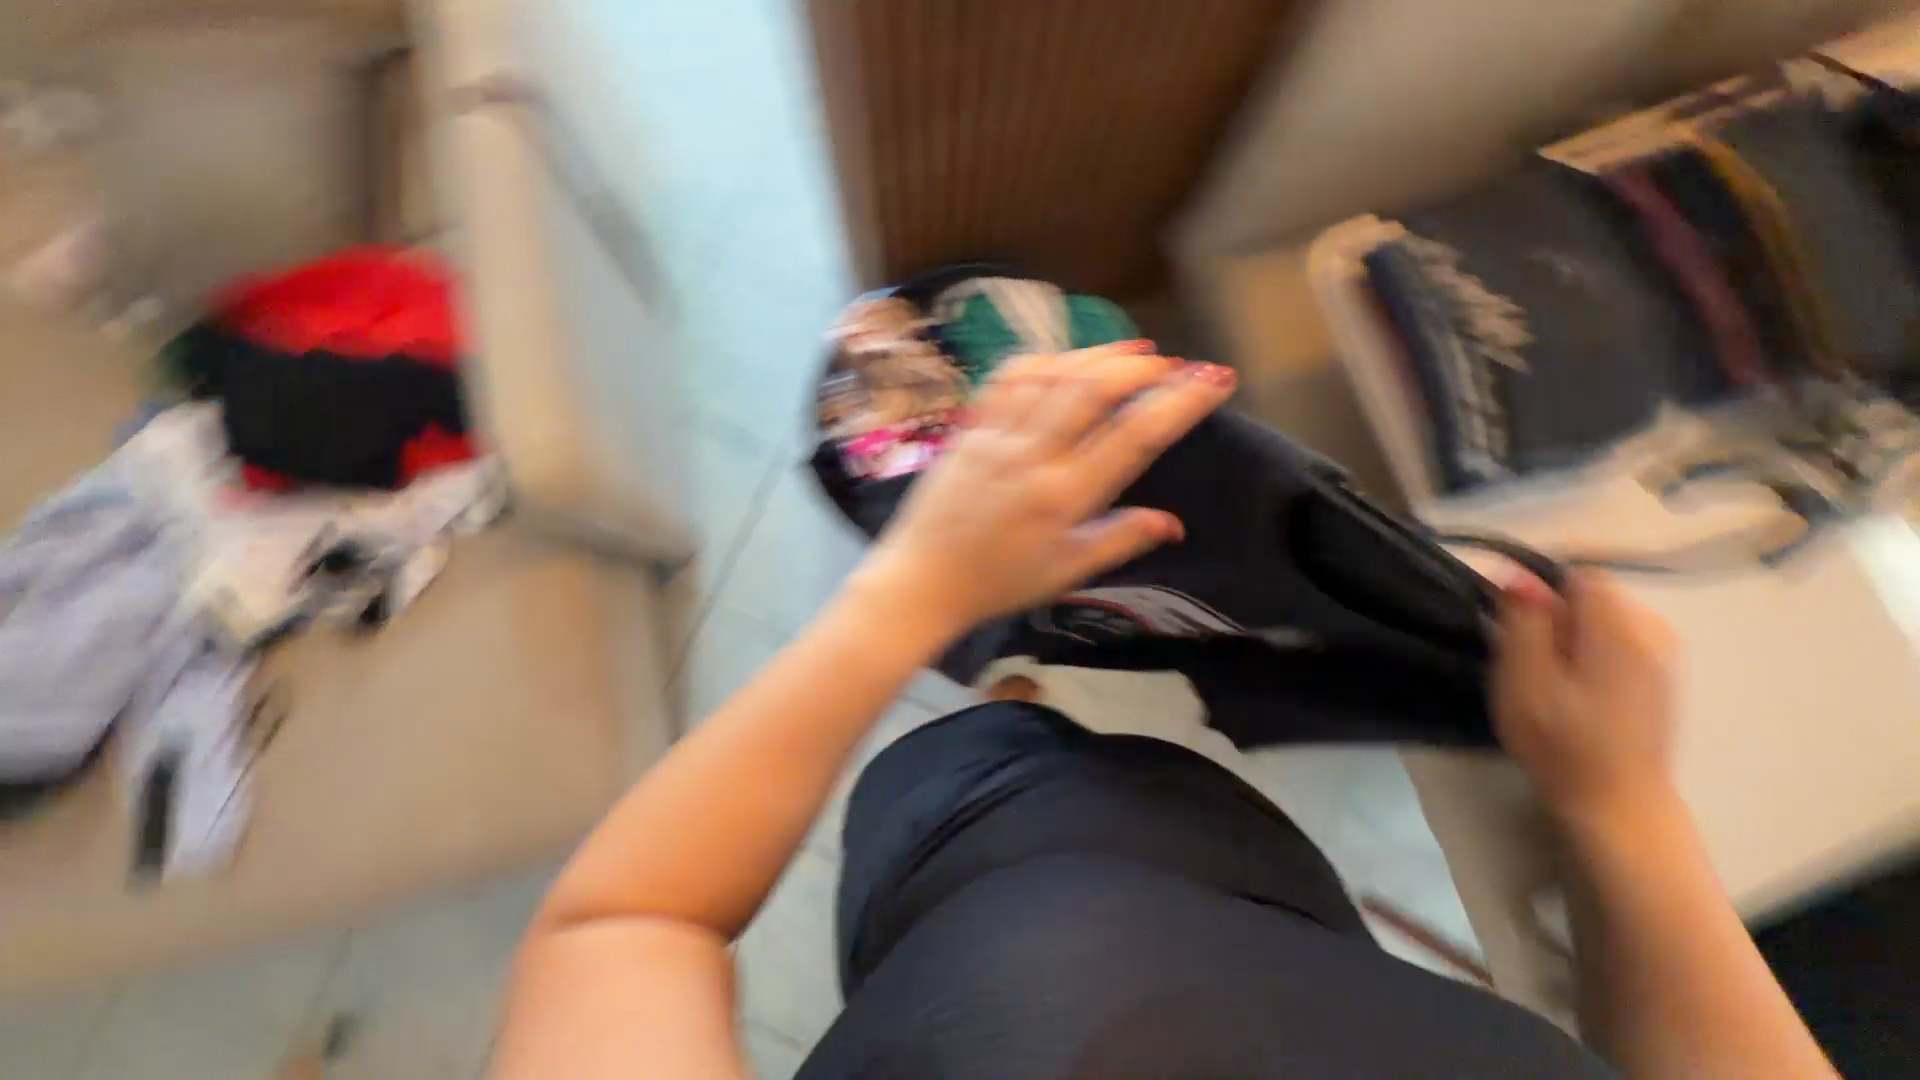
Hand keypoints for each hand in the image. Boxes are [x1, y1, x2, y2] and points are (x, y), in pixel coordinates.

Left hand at [854, 343, 1235, 634]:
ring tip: (1133, 350)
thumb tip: (1172, 522)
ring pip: (1051, 376)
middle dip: (1141, 369)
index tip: (1212, 379)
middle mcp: (1030, 456)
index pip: (1132, 436)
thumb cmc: (996, 584)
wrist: (920, 581)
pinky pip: (1005, 380)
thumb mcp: (1065, 573)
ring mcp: (994, 437)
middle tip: (1173, 364)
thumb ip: (1118, 540)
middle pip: (1092, 391)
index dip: (1178, 402)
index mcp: (1062, 496)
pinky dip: (1042, 360)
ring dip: (1096, 355)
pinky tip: (1065, 359)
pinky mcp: (967, 429)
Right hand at [1492, 570, 1681, 825]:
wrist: (1617, 806)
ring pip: (1605, 618)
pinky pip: (1619, 640)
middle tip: (1523, 655)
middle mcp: (1653, 634)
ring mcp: (1663, 658)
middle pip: (1593, 595)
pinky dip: (1590, 649)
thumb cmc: (1560, 744)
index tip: (1508, 616)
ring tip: (1545, 675)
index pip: (1578, 575)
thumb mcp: (1523, 679)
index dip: (1538, 586)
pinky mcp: (1661, 679)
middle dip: (1554, 613)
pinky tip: (1573, 688)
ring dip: (1570, 633)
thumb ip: (1524, 621)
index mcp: (1620, 630)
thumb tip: (1519, 576)